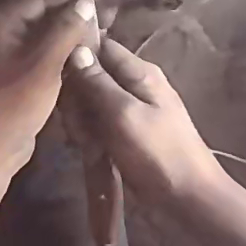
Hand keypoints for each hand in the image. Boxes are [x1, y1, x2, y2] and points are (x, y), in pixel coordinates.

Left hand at [0, 0, 95, 169]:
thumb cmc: (16, 102)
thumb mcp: (45, 62)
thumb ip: (66, 27)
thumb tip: (85, 2)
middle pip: (36, 11)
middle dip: (68, 10)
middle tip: (100, 9)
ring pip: (37, 32)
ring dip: (64, 29)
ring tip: (95, 28)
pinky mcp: (8, 72)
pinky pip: (34, 51)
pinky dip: (55, 48)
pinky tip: (78, 51)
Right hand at [63, 38, 226, 200]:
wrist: (189, 199)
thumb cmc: (158, 153)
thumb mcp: (123, 114)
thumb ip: (98, 82)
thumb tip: (75, 49)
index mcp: (140, 72)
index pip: (101, 46)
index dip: (76, 56)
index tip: (56, 77)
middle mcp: (135, 86)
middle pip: (92, 76)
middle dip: (77, 97)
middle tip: (76, 122)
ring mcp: (132, 111)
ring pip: (92, 103)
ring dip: (81, 120)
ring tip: (84, 141)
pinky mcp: (127, 135)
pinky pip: (99, 125)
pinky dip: (91, 136)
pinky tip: (90, 150)